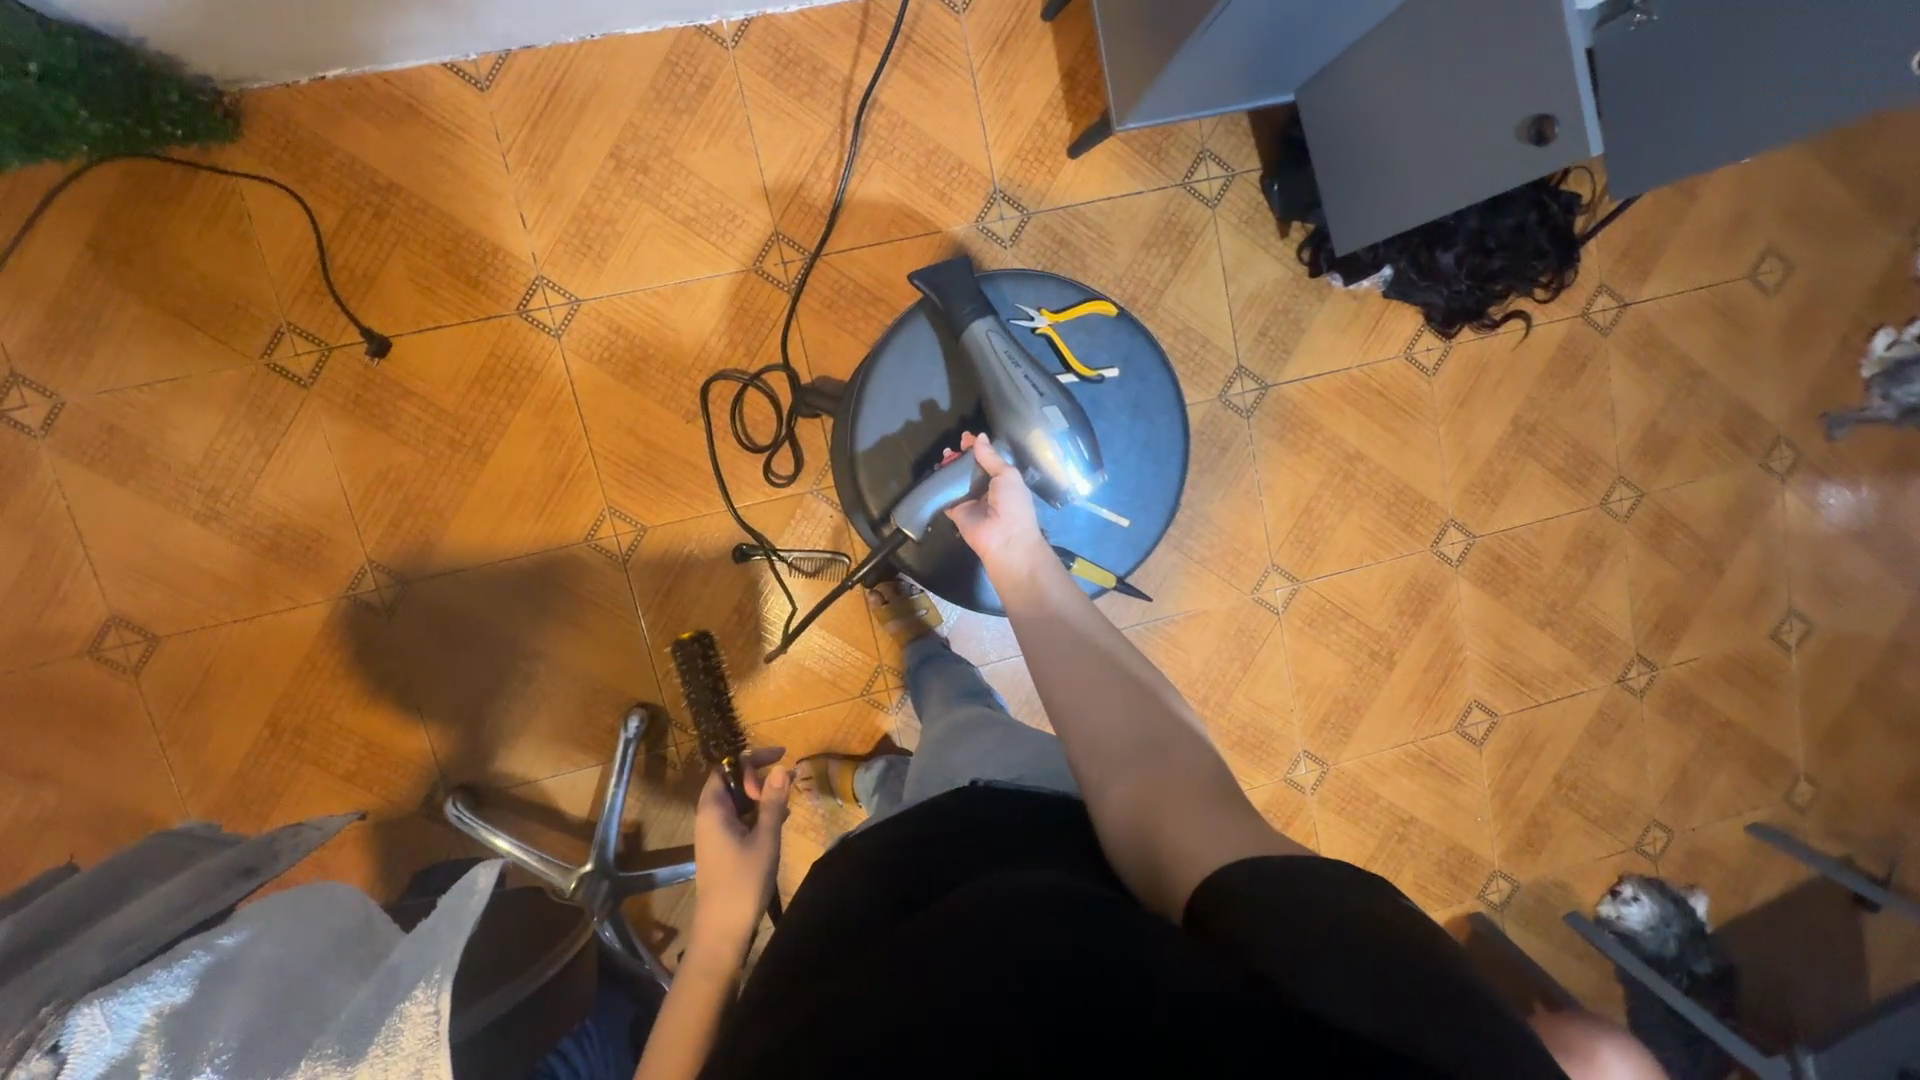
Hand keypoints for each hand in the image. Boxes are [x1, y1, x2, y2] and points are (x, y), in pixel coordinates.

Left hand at [691, 746, 789, 953]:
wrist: (722, 930)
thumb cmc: (743, 881)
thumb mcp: (766, 837)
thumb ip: (773, 801)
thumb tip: (782, 768)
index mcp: (713, 808)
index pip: (728, 766)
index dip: (753, 758)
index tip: (781, 758)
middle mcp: (709, 815)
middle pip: (732, 781)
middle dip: (761, 777)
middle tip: (787, 785)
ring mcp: (713, 832)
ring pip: (738, 800)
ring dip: (762, 796)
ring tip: (787, 803)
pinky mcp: (721, 847)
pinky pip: (738, 818)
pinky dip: (757, 813)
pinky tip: (778, 823)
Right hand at [941, 432, 1045, 573]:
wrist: (1005, 539)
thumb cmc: (1013, 504)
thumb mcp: (1007, 475)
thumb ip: (991, 457)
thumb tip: (979, 437)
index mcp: (1002, 479)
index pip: (987, 459)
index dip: (977, 448)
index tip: (966, 437)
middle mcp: (985, 488)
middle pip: (969, 468)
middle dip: (961, 456)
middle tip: (952, 446)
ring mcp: (970, 500)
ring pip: (956, 480)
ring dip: (949, 468)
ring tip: (944, 456)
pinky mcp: (956, 511)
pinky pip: (946, 496)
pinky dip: (940, 486)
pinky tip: (935, 472)